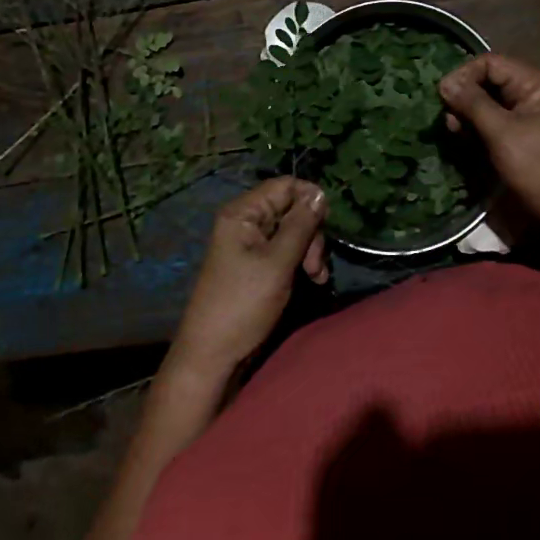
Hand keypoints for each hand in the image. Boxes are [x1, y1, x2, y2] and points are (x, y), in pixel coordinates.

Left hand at [167, 178, 327, 379]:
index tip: (326, 226)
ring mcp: (250, 244)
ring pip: (292, 231)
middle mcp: (245, 222)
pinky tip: (311, 280)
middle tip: (315, 265)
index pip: (285, 186)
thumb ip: (300, 226)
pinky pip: (285, 250)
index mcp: (242, 212)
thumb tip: (320, 193)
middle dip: (310, 232)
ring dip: (309, 250)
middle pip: (290, 208)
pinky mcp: (256, 264)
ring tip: (315, 277)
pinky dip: (300, 262)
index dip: (309, 199)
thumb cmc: (243, 304)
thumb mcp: (277, 263)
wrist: (213, 353)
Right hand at [439, 54, 539, 230]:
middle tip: (448, 118)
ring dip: (468, 113)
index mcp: (538, 85)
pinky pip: (495, 121)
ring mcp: (531, 116)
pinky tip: (465, 139)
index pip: (491, 63)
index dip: (464, 75)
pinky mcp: (524, 136)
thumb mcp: (502, 133)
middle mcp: (535, 94)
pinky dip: (478, 127)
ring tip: (454, 130)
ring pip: (489, 102)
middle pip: (490, 80)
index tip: (443, 96)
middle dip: (465, 96)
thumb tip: (444, 82)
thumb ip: (473, 104)